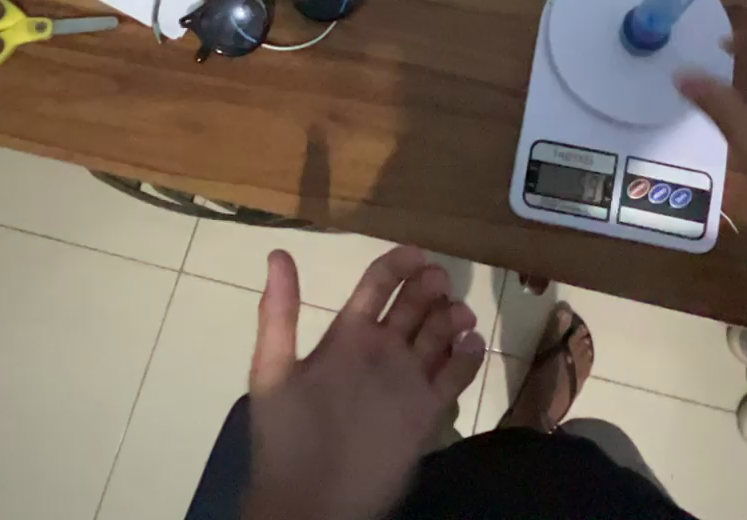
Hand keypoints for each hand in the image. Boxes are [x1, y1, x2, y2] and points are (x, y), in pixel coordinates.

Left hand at [244, 247, 485, 519]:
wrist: (308, 506)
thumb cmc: (288, 436)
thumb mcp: (274, 370)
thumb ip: (279, 313)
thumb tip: (277, 251)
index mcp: (350, 334)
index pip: (379, 284)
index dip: (399, 264)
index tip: (419, 254)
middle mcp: (382, 349)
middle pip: (415, 303)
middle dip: (431, 285)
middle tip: (441, 280)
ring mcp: (406, 379)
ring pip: (439, 334)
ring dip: (453, 316)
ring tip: (459, 315)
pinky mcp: (426, 410)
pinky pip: (455, 376)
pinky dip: (468, 358)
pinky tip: (472, 344)